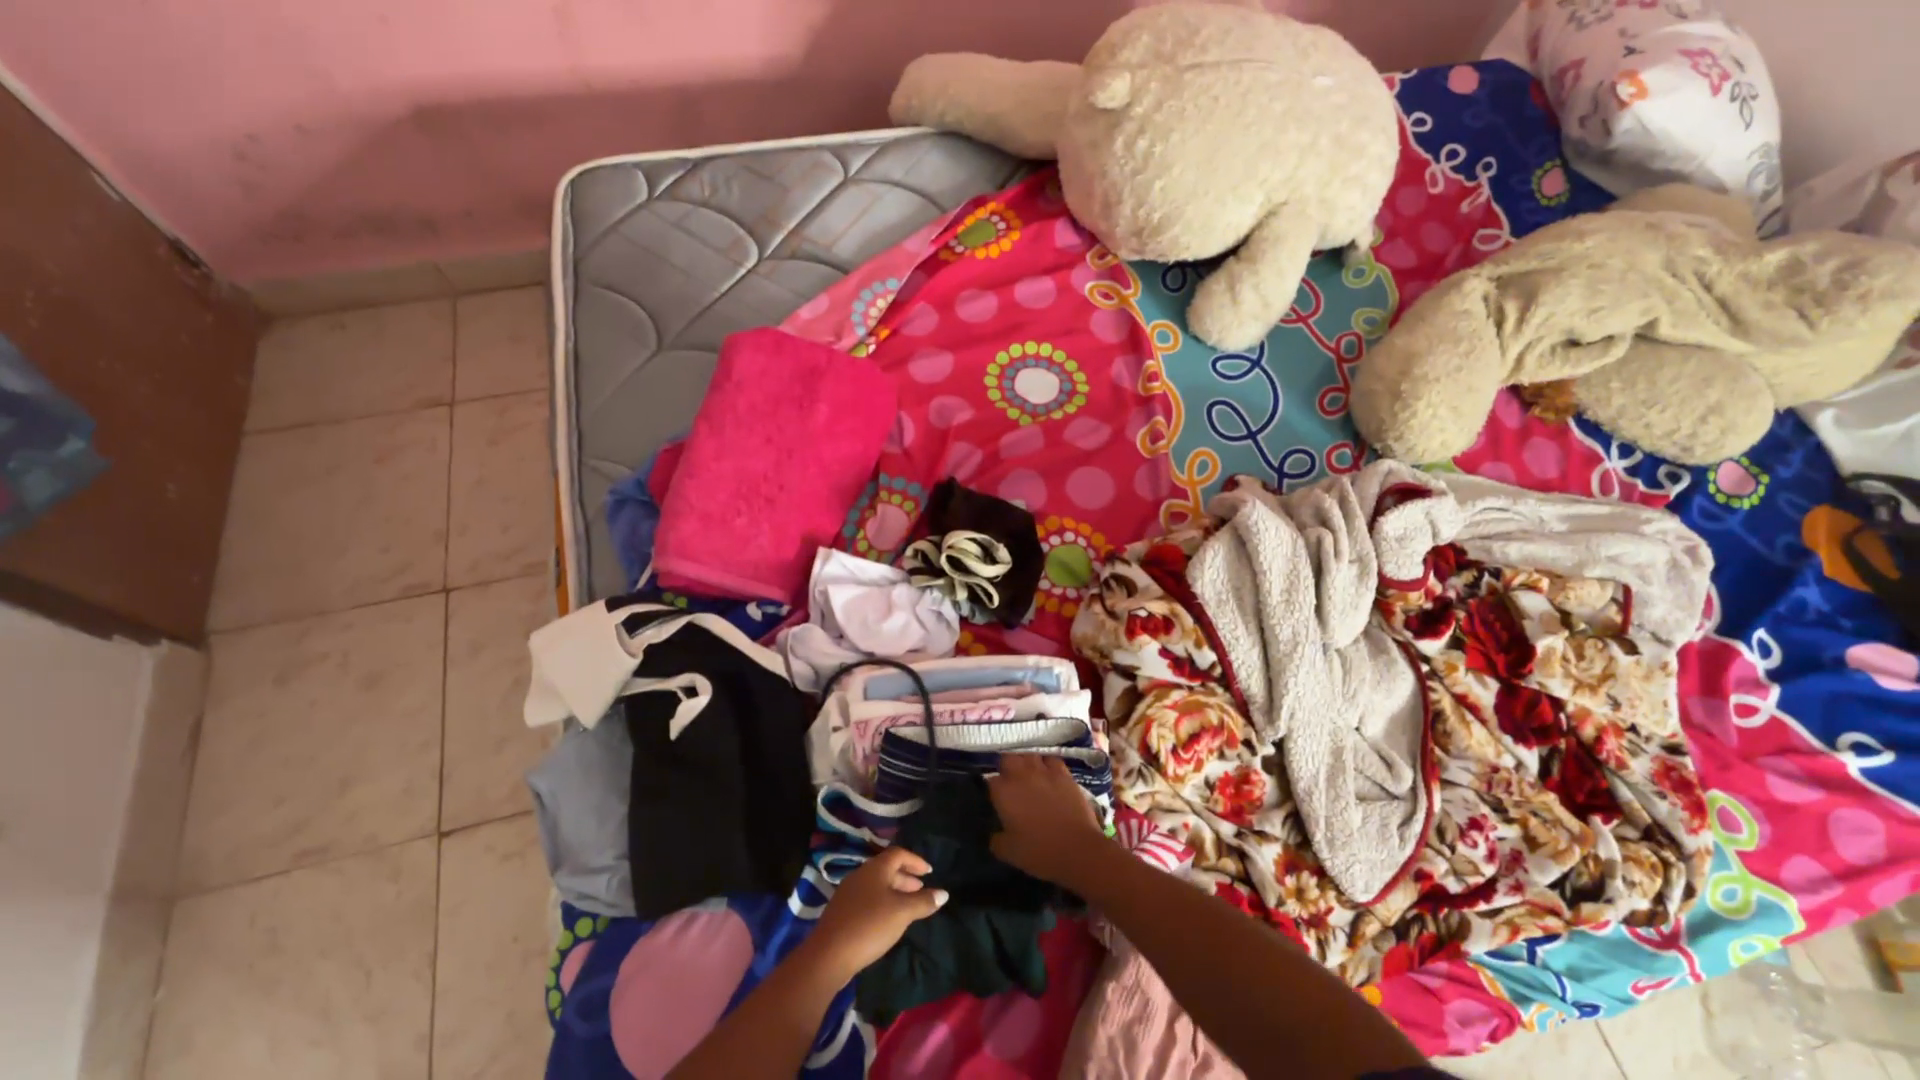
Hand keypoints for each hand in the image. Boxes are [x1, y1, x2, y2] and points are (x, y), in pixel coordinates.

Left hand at [807, 846, 947, 980]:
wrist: (829, 955)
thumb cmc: (870, 925)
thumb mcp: (902, 912)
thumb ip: (923, 901)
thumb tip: (943, 893)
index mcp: (874, 869)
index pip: (898, 854)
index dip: (915, 860)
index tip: (929, 872)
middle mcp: (860, 876)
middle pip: (886, 869)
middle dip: (906, 877)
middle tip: (921, 890)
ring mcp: (848, 894)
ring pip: (876, 885)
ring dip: (894, 891)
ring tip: (908, 906)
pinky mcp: (842, 912)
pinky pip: (867, 899)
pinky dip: (882, 903)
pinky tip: (888, 920)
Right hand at [987, 754, 1106, 884]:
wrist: (1078, 849)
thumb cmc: (1039, 851)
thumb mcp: (1008, 852)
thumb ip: (995, 839)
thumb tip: (994, 834)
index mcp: (1004, 792)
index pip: (989, 780)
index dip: (991, 789)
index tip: (995, 799)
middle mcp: (1021, 775)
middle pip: (1008, 759)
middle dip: (1006, 768)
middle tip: (1009, 784)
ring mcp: (1045, 772)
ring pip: (1029, 755)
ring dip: (1025, 763)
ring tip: (1028, 776)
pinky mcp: (1065, 775)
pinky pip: (1051, 760)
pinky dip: (1047, 765)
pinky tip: (1048, 775)